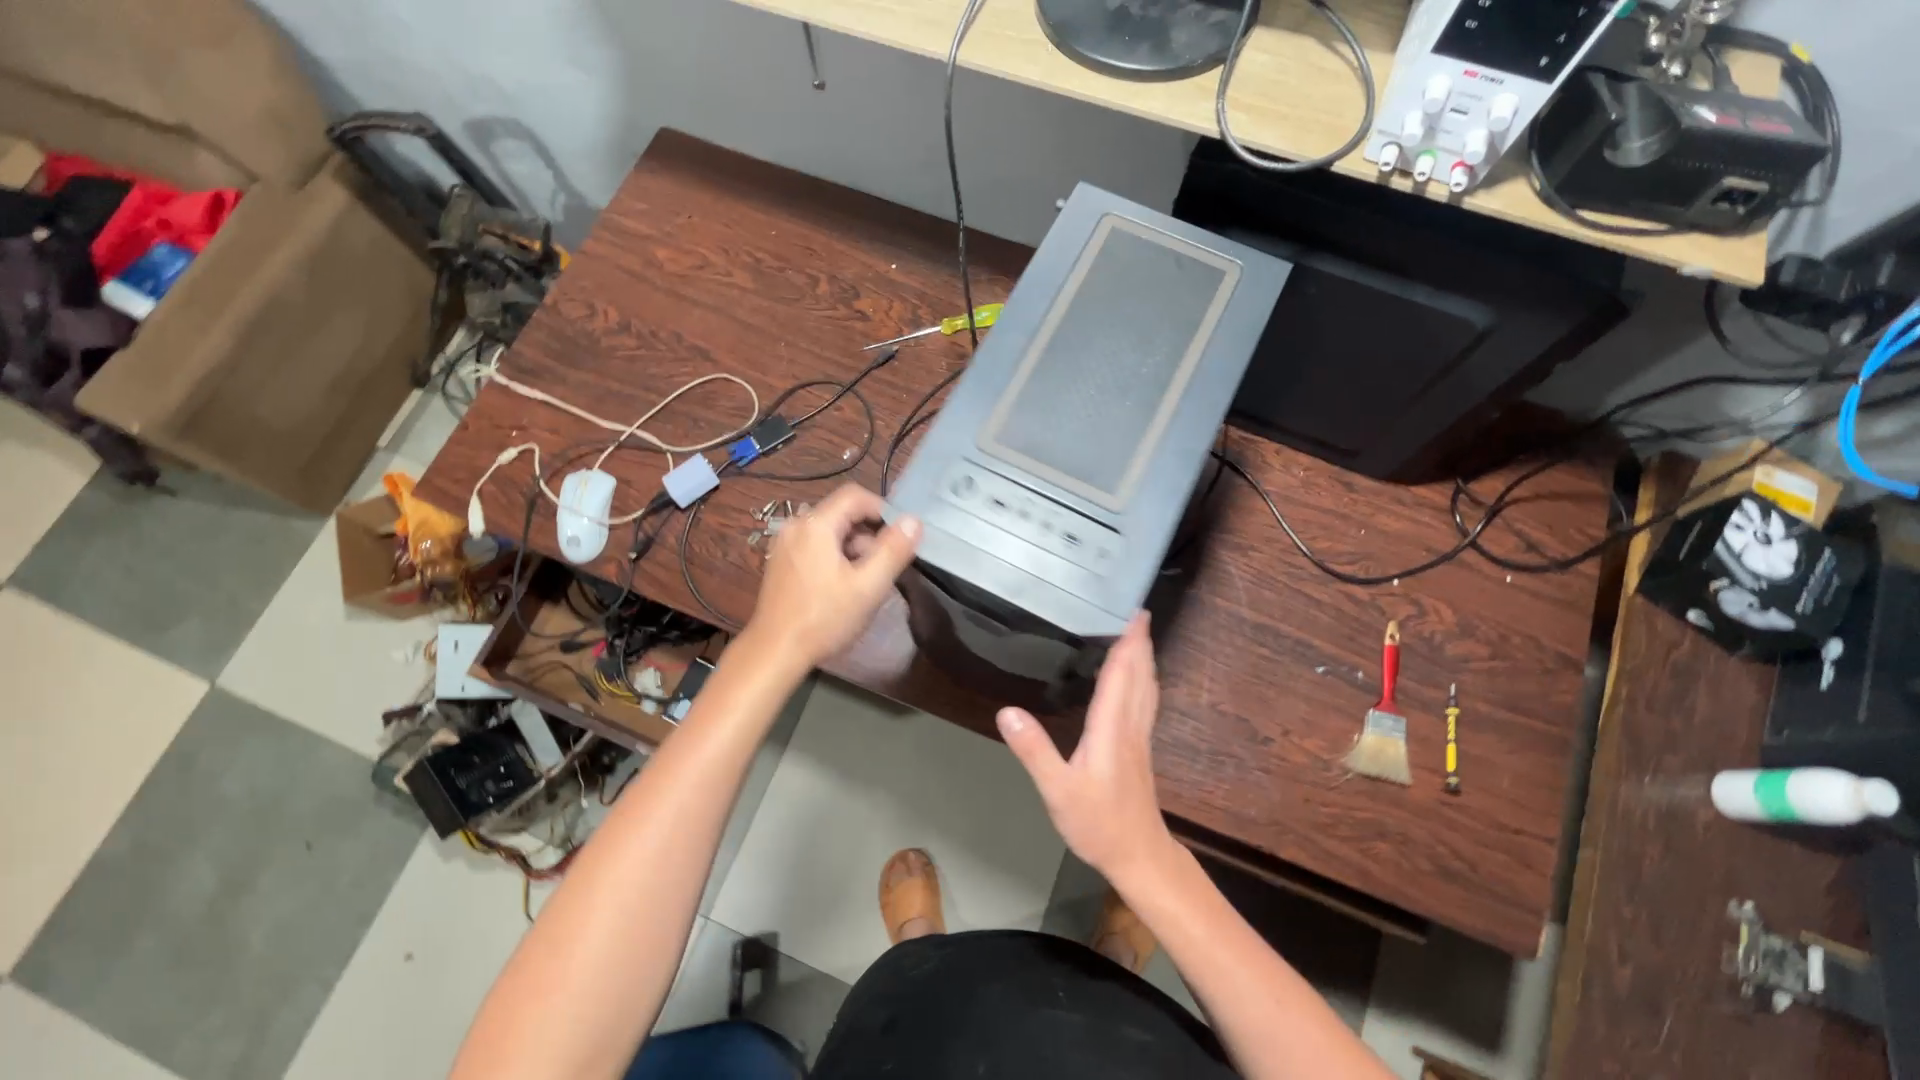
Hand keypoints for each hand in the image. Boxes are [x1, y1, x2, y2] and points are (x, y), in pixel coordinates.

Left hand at [744, 484, 920, 669]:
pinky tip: (843, 587)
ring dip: (854, 548)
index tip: (901, 537)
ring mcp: (785, 544)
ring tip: (866, 581)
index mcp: (815, 524)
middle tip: (884, 566)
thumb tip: (914, 521)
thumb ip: (894, 550)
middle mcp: (796, 526)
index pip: (856, 496)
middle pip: (842, 513)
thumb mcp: (868, 586)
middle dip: (869, 534)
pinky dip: (835, 557)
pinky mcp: (781, 563)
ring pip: (830, 532)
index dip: (883, 510)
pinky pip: (816, 546)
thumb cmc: (824, 618)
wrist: (775, 652)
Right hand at [996, 613, 1175, 884]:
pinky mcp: (1140, 751)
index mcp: (1111, 728)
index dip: (1128, 642)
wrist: (1137, 855)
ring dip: (1144, 659)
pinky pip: (1145, 703)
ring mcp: (1139, 739)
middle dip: (1139, 642)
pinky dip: (1143, 682)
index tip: (1134, 611)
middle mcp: (1130, 726)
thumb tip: (1007, 710)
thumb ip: (1034, 750)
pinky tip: (1138, 683)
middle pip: (1139, 675)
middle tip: (1137, 611)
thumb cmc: (1097, 823)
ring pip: (1146, 689)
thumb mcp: (1057, 790)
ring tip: (1139, 637)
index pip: (1122, 675)